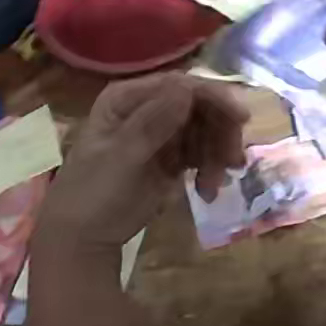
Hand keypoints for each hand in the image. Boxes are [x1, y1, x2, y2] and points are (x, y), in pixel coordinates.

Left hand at [36, 75, 247, 253]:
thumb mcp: (121, 158)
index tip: (241, 119)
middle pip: (199, 106)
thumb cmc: (93, 194)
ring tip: (213, 186)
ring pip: (206, 130)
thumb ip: (153, 123)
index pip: (180, 85)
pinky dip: (210, 169)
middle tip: (233, 162)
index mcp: (127, 99)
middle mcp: (147, 109)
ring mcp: (161, 134)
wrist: (83, 239)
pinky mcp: (171, 159)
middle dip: (220, 132)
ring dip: (217, 154)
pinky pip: (202, 153)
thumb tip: (187, 87)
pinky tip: (207, 192)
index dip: (214, 97)